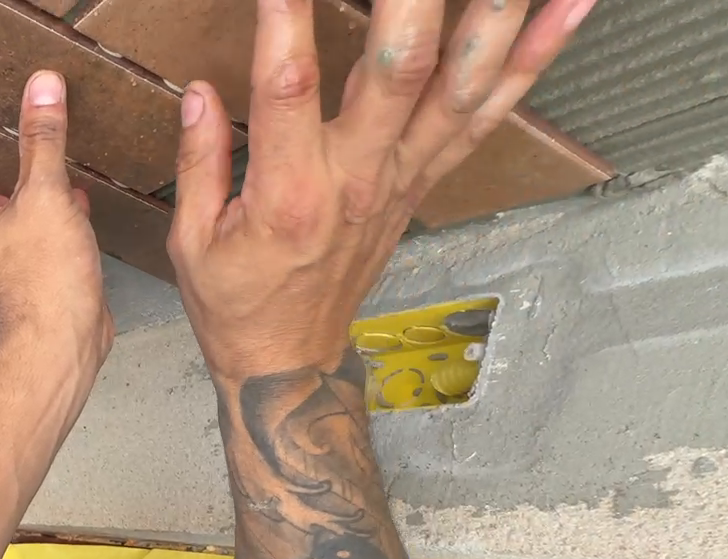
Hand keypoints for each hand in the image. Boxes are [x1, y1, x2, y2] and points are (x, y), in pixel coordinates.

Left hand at [0, 70, 113, 363]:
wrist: (61, 337)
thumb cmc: (42, 271)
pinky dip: (41, 234)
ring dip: (3, 222)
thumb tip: (40, 85)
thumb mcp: (44, 193)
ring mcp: (2, 280)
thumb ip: (41, 141)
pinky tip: (71, 217)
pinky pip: (29, 257)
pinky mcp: (32, 292)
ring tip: (22, 196)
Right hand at [169, 0, 597, 381]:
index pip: (288, 89)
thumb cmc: (233, 306)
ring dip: (494, 10)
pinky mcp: (421, 182)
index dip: (286, 22)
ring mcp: (398, 178)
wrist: (286, 355)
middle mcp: (354, 179)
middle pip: (400, 66)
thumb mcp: (190, 244)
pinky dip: (537, 55)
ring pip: (463, 78)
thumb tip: (200, 93)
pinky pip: (488, 113)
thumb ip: (198, 165)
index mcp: (285, 196)